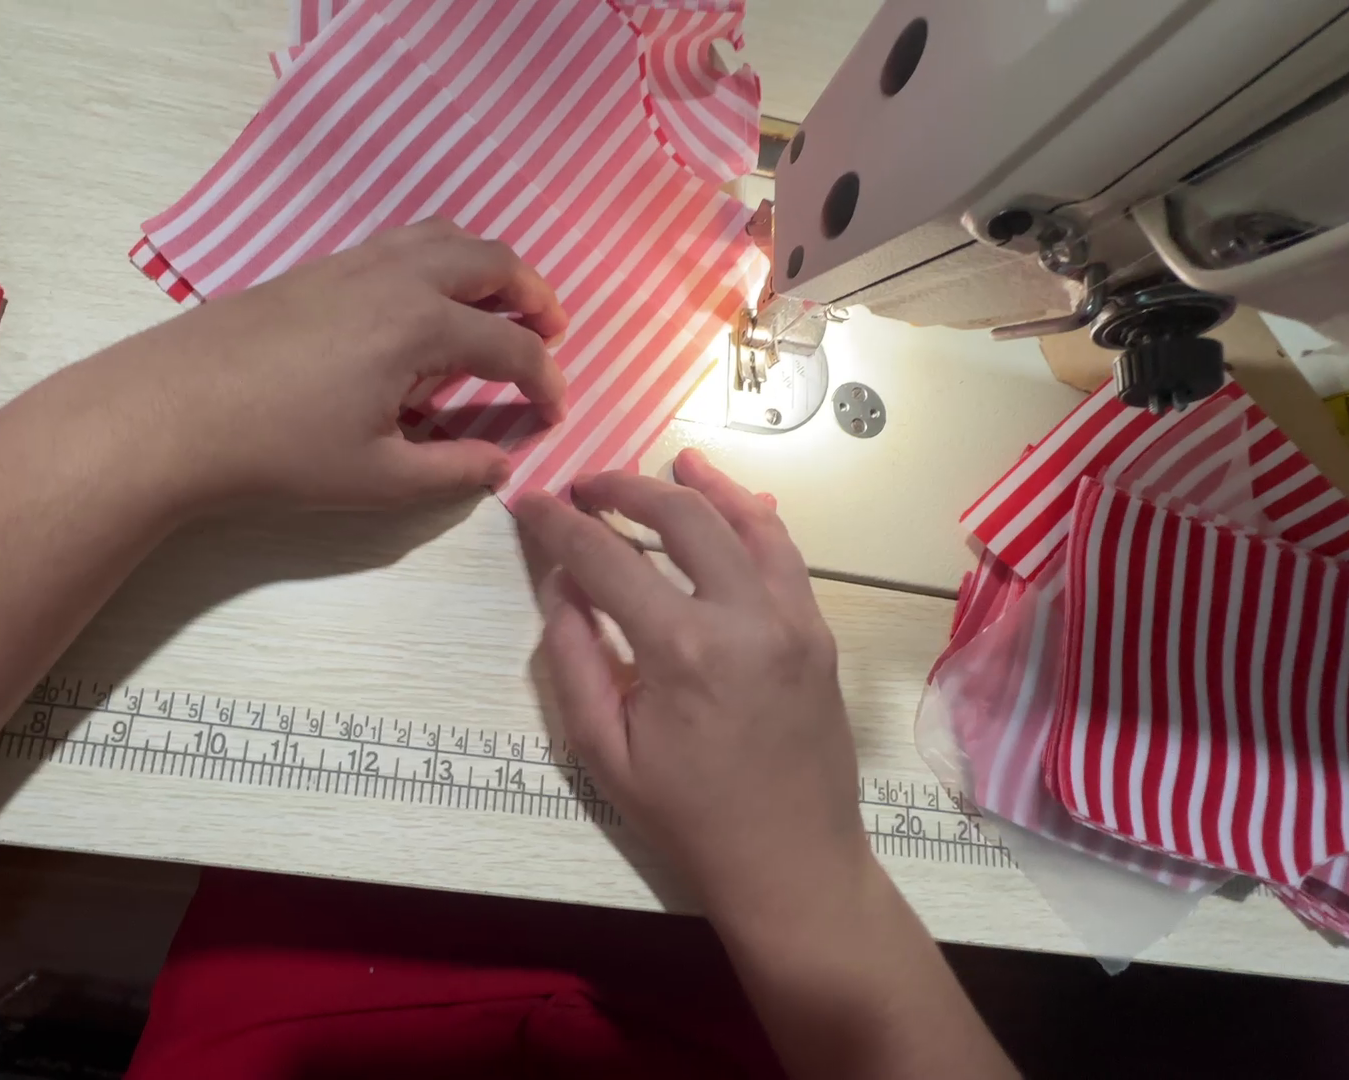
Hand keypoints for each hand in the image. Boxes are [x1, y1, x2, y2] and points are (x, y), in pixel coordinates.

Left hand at [123, 220, 569, 509]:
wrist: (175, 412)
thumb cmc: (282, 452)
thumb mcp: (378, 478)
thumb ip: (452, 471)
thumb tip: (502, 465)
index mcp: (423, 327)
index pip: (512, 347)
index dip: (546, 380)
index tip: (556, 410)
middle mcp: (398, 276)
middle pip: (491, 262)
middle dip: (534, 294)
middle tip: (552, 329)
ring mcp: (354, 262)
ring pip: (443, 236)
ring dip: (485, 265)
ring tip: (497, 302)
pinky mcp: (318, 266)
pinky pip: (399, 242)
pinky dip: (436, 259)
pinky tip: (421, 300)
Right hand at [512, 449, 868, 914]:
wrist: (792, 863)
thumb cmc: (685, 816)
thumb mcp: (603, 750)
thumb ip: (572, 658)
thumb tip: (562, 584)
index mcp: (682, 650)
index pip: (607, 559)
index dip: (560, 525)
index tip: (530, 502)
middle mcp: (745, 617)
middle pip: (681, 517)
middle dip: (624, 488)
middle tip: (585, 486)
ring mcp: (793, 618)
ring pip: (745, 520)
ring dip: (698, 484)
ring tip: (667, 461)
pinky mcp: (817, 629)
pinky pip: (784, 552)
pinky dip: (752, 514)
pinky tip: (729, 499)